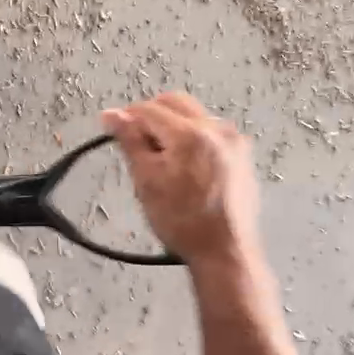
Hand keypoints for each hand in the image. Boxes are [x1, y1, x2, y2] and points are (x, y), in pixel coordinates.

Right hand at [102, 94, 301, 354]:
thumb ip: (129, 141)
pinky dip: (191, 138)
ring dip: (172, 126)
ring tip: (159, 157)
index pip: (149, 110)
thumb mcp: (146, 180)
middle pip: (175, 103)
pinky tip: (182, 165)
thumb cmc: (181, 220)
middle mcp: (217, 129)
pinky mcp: (241, 156)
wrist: (224, 251)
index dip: (126, 117)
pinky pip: (209, 132)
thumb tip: (112, 114)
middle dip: (150, 115)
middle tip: (134, 140)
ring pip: (193, 115)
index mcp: (190, 134)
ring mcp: (233, 141)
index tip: (111, 128)